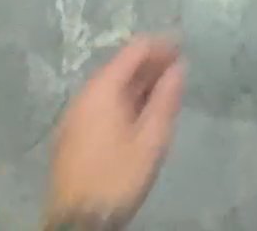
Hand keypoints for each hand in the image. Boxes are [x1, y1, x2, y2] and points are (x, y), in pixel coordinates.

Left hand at [45, 36, 185, 230]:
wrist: (77, 225)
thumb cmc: (118, 176)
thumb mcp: (152, 139)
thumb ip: (166, 98)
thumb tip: (179, 66)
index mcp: (102, 90)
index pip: (135, 50)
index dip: (162, 44)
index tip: (184, 47)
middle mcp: (84, 95)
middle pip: (121, 65)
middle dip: (151, 63)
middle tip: (178, 69)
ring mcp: (74, 115)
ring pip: (111, 85)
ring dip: (139, 82)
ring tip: (164, 90)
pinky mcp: (72, 134)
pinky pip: (102, 103)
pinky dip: (124, 98)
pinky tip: (140, 113)